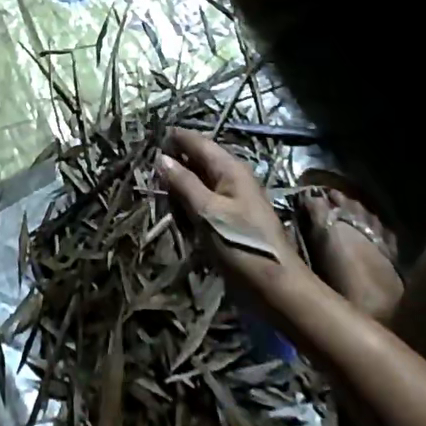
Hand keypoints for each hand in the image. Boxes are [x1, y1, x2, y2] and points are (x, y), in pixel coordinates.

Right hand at [156, 128, 313, 304]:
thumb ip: (183, 183)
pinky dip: (191, 207)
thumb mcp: (207, 212)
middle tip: (153, 179)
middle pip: (198, 161)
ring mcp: (233, 197)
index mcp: (230, 167)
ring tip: (167, 204)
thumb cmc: (240, 244)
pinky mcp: (232, 217)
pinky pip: (205, 202)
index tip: (150, 141)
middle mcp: (233, 176)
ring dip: (182, 190)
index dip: (175, 139)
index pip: (198, 142)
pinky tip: (183, 220)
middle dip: (176, 168)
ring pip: (199, 182)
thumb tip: (161, 157)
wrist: (275, 286)